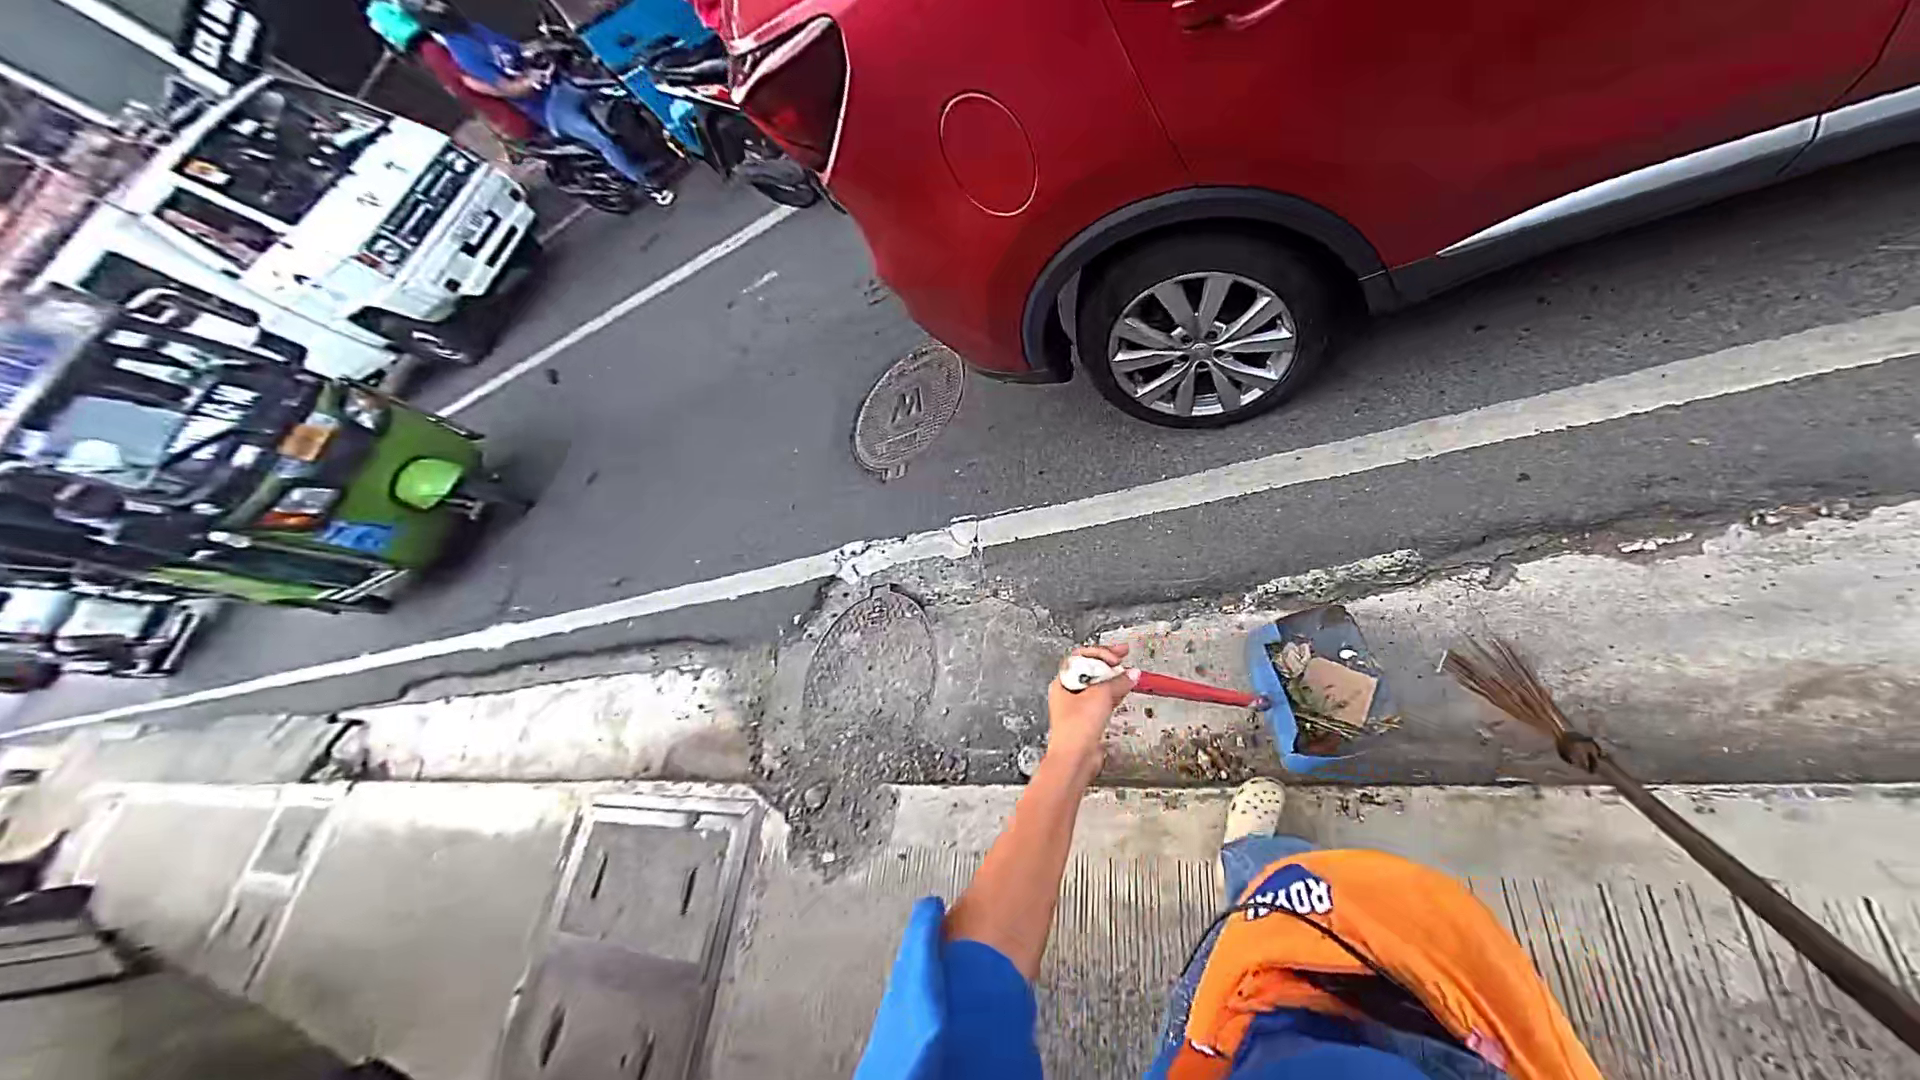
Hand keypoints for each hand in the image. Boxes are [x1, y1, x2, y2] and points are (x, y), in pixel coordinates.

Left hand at [1045, 644, 1137, 775]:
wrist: (1075, 758)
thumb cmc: (1077, 728)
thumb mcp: (1100, 696)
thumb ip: (1118, 682)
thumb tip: (1131, 674)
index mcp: (1063, 681)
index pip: (1081, 658)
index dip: (1100, 653)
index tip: (1117, 655)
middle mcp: (1068, 692)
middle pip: (1089, 670)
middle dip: (1107, 662)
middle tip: (1124, 655)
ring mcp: (1077, 706)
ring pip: (1096, 685)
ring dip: (1112, 678)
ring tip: (1127, 673)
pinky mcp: (1087, 719)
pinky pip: (1101, 700)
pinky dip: (1113, 693)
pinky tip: (1124, 690)